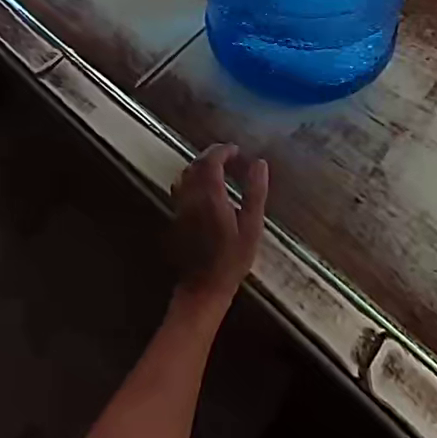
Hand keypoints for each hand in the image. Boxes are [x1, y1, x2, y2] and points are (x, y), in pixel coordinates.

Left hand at [168, 144, 268, 315]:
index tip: (237, 150)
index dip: (224, 151)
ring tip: (221, 169)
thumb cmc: (232, 259)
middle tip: (231, 157)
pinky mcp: (176, 216)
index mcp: (210, 196)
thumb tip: (260, 163)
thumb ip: (255, 192)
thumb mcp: (252, 226)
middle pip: (197, 164)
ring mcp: (180, 206)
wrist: (203, 286)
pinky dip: (194, 178)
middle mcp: (191, 197)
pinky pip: (182, 186)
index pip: (211, 161)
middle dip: (213, 155)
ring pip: (186, 174)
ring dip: (202, 165)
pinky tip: (207, 188)